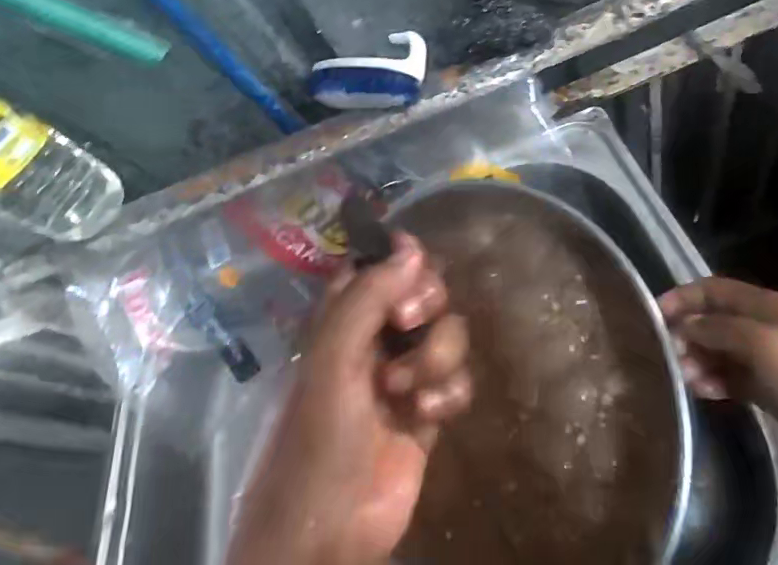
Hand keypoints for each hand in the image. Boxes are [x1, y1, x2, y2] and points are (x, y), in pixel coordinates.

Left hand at [227, 233, 471, 564]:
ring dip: (435, 355)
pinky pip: (458, 378)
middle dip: (426, 302)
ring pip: (448, 332)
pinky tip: (427, 414)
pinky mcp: (429, 409)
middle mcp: (377, 335)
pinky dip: (449, 392)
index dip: (401, 256)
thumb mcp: (334, 358)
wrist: (329, 528)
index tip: (414, 263)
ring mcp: (406, 371)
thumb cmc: (319, 434)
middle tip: (408, 322)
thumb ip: (369, 297)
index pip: (379, 262)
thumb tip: (413, 249)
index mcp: (345, 315)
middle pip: (424, 289)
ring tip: (406, 390)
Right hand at [658, 278, 777, 498]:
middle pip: (717, 321)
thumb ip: (720, 328)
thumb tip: (685, 324)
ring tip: (682, 378)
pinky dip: (717, 383)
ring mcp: (776, 366)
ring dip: (700, 360)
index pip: (716, 289)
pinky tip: (703, 393)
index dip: (684, 296)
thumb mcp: (764, 344)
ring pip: (724, 353)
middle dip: (689, 332)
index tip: (653, 315)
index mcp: (769, 307)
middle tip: (665, 355)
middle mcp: (769, 330)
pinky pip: (737, 382)